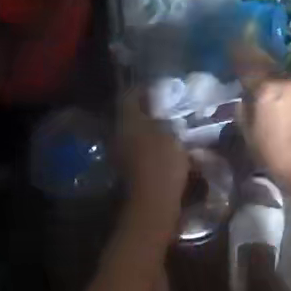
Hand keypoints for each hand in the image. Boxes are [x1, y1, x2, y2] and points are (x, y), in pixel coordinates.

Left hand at [118, 90, 188, 223]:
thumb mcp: (171, 134)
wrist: (154, 203)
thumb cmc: (163, 163)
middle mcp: (118, 133)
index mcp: (127, 120)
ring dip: (149, 128)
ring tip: (171, 126)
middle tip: (167, 105)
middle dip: (147, 109)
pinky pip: (140, 149)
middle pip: (130, 114)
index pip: (129, 95)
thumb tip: (162, 108)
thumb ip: (165, 118)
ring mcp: (121, 153)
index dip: (143, 88)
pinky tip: (168, 147)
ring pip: (135, 132)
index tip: (159, 87)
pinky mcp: (129, 170)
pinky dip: (152, 145)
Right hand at [232, 44, 290, 186]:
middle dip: (258, 62)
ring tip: (272, 87)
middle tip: (249, 63)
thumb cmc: (276, 154)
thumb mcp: (248, 133)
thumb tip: (245, 96)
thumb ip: (243, 108)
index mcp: (266, 88)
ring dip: (277, 78)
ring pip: (287, 75)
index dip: (237, 50)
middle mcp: (289, 80)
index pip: (247, 60)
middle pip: (269, 64)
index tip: (231, 43)